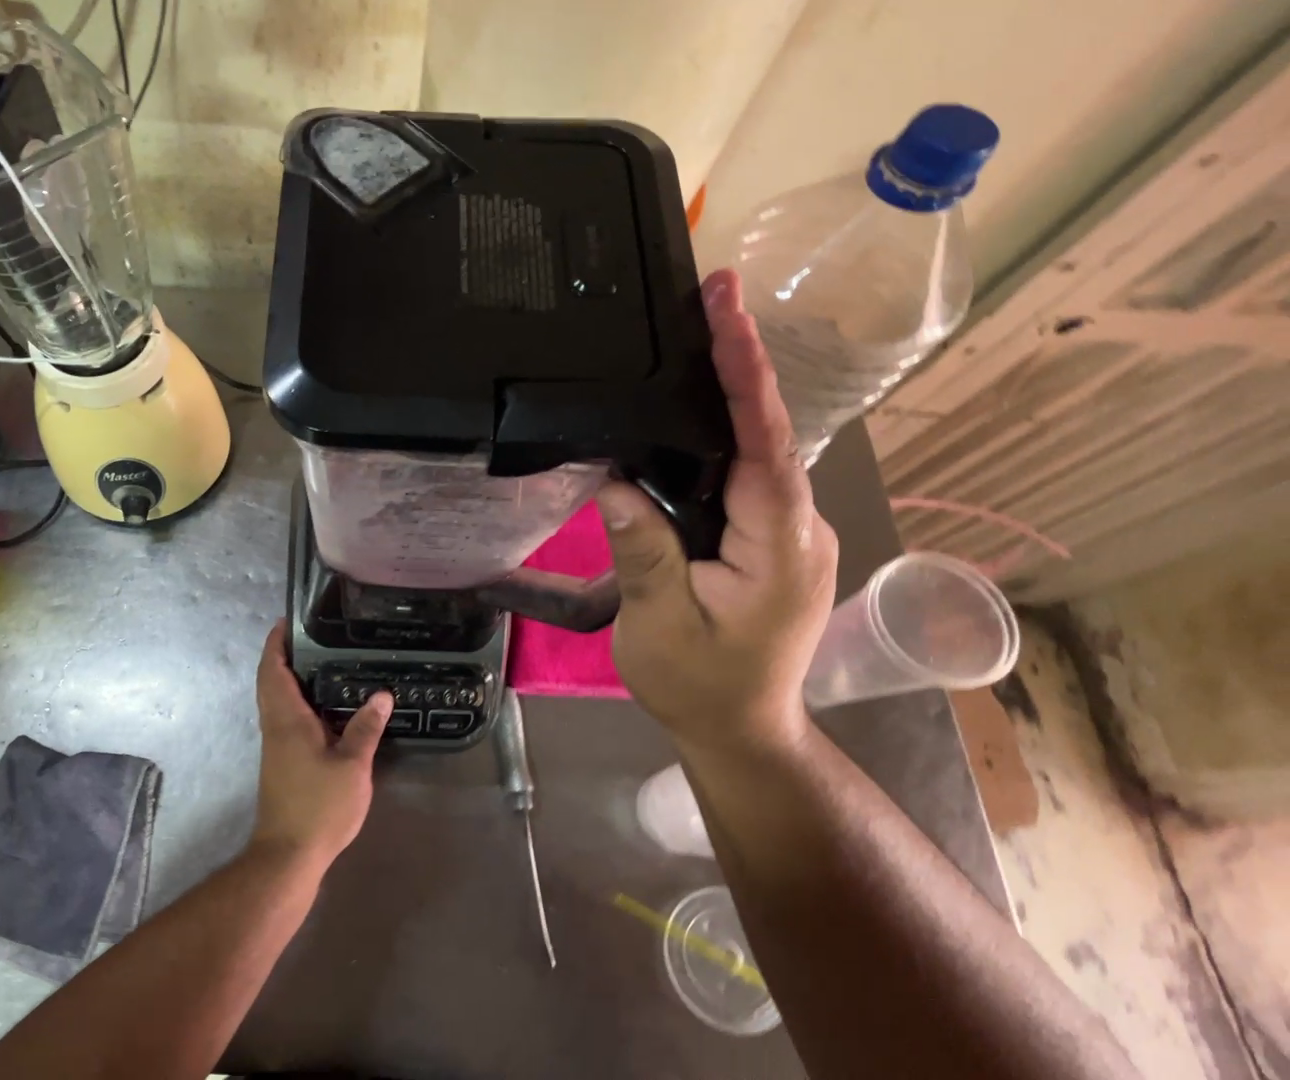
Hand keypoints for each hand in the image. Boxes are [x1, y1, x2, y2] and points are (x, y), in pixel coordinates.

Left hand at [249, 624, 392, 869]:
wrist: (288, 853)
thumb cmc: (319, 805)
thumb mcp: (352, 765)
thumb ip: (366, 727)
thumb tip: (381, 694)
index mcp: (286, 719)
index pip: (273, 669)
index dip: (277, 643)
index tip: (289, 620)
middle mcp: (275, 726)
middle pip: (271, 681)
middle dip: (286, 656)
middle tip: (316, 636)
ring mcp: (276, 746)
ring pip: (277, 701)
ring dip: (292, 679)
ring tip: (327, 663)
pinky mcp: (282, 762)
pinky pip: (286, 718)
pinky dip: (300, 702)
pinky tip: (327, 707)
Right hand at [598, 269, 838, 754]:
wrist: (741, 731)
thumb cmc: (701, 686)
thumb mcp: (660, 625)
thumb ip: (645, 551)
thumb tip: (617, 481)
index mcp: (780, 546)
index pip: (766, 446)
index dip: (746, 375)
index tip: (727, 312)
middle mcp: (799, 526)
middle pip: (767, 434)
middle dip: (738, 363)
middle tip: (705, 299)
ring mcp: (790, 531)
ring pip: (757, 452)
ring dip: (727, 396)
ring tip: (693, 337)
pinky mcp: (772, 539)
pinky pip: (746, 477)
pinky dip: (719, 438)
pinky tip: (686, 416)